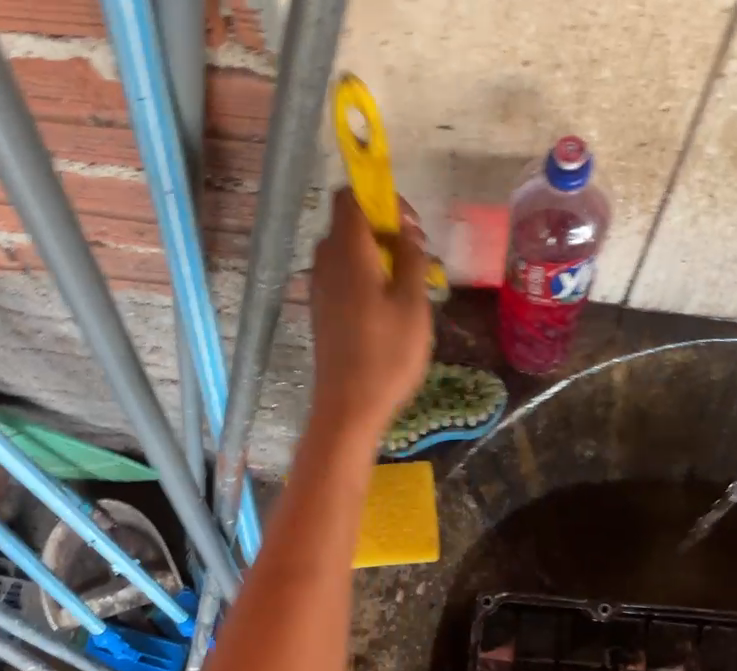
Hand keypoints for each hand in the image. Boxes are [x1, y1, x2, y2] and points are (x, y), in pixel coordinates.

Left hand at [308, 188, 431, 436]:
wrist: (348, 407)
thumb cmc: (387, 355)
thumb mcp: (412, 303)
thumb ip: (411, 258)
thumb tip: (406, 231)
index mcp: (347, 252)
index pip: (352, 197)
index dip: (383, 200)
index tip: (412, 226)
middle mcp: (325, 262)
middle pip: (349, 223)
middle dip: (385, 228)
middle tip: (417, 255)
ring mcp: (319, 288)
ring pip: (347, 251)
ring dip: (377, 255)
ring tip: (409, 283)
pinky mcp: (322, 311)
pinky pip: (342, 277)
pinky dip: (365, 277)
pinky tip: (389, 306)